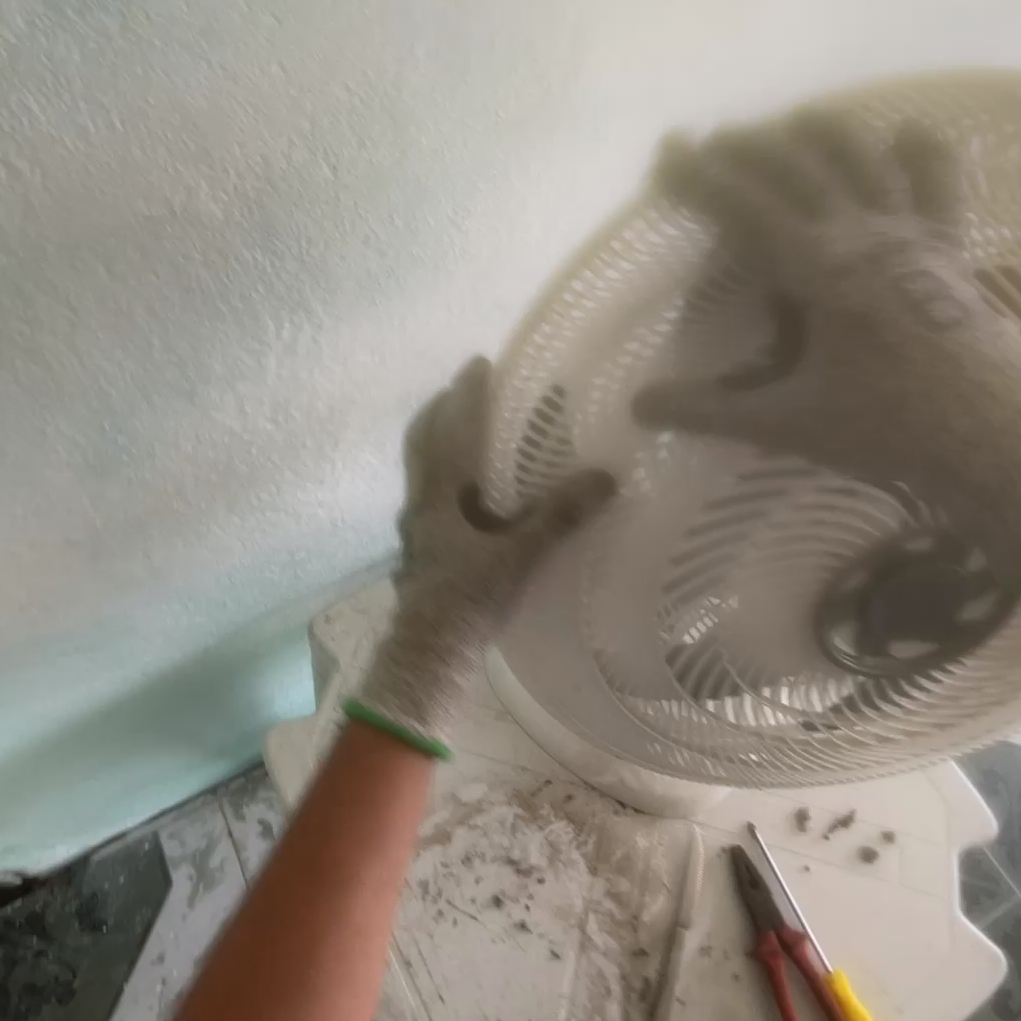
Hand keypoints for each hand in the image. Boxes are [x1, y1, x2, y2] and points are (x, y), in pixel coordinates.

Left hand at [350, 358, 615, 755]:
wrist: (427, 656)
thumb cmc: (466, 601)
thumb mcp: (518, 556)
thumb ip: (558, 516)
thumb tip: (605, 477)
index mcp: (437, 495)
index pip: (448, 429)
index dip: (463, 394)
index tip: (479, 364)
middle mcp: (419, 504)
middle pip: (422, 443)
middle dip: (442, 411)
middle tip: (466, 391)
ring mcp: (416, 529)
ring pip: (423, 471)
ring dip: (441, 444)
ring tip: (472, 434)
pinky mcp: (423, 551)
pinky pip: (433, 498)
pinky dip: (449, 479)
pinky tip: (475, 496)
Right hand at [634, 115, 1020, 587]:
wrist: (997, 439)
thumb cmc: (886, 427)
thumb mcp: (785, 423)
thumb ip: (708, 411)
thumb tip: (638, 406)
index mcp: (821, 269)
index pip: (746, 208)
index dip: (703, 179)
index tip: (669, 153)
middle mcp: (866, 235)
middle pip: (801, 171)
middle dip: (752, 149)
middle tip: (715, 138)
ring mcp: (915, 237)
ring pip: (866, 163)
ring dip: (826, 135)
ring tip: (795, 120)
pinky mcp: (951, 254)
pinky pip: (940, 187)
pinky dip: (923, 155)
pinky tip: (911, 131)